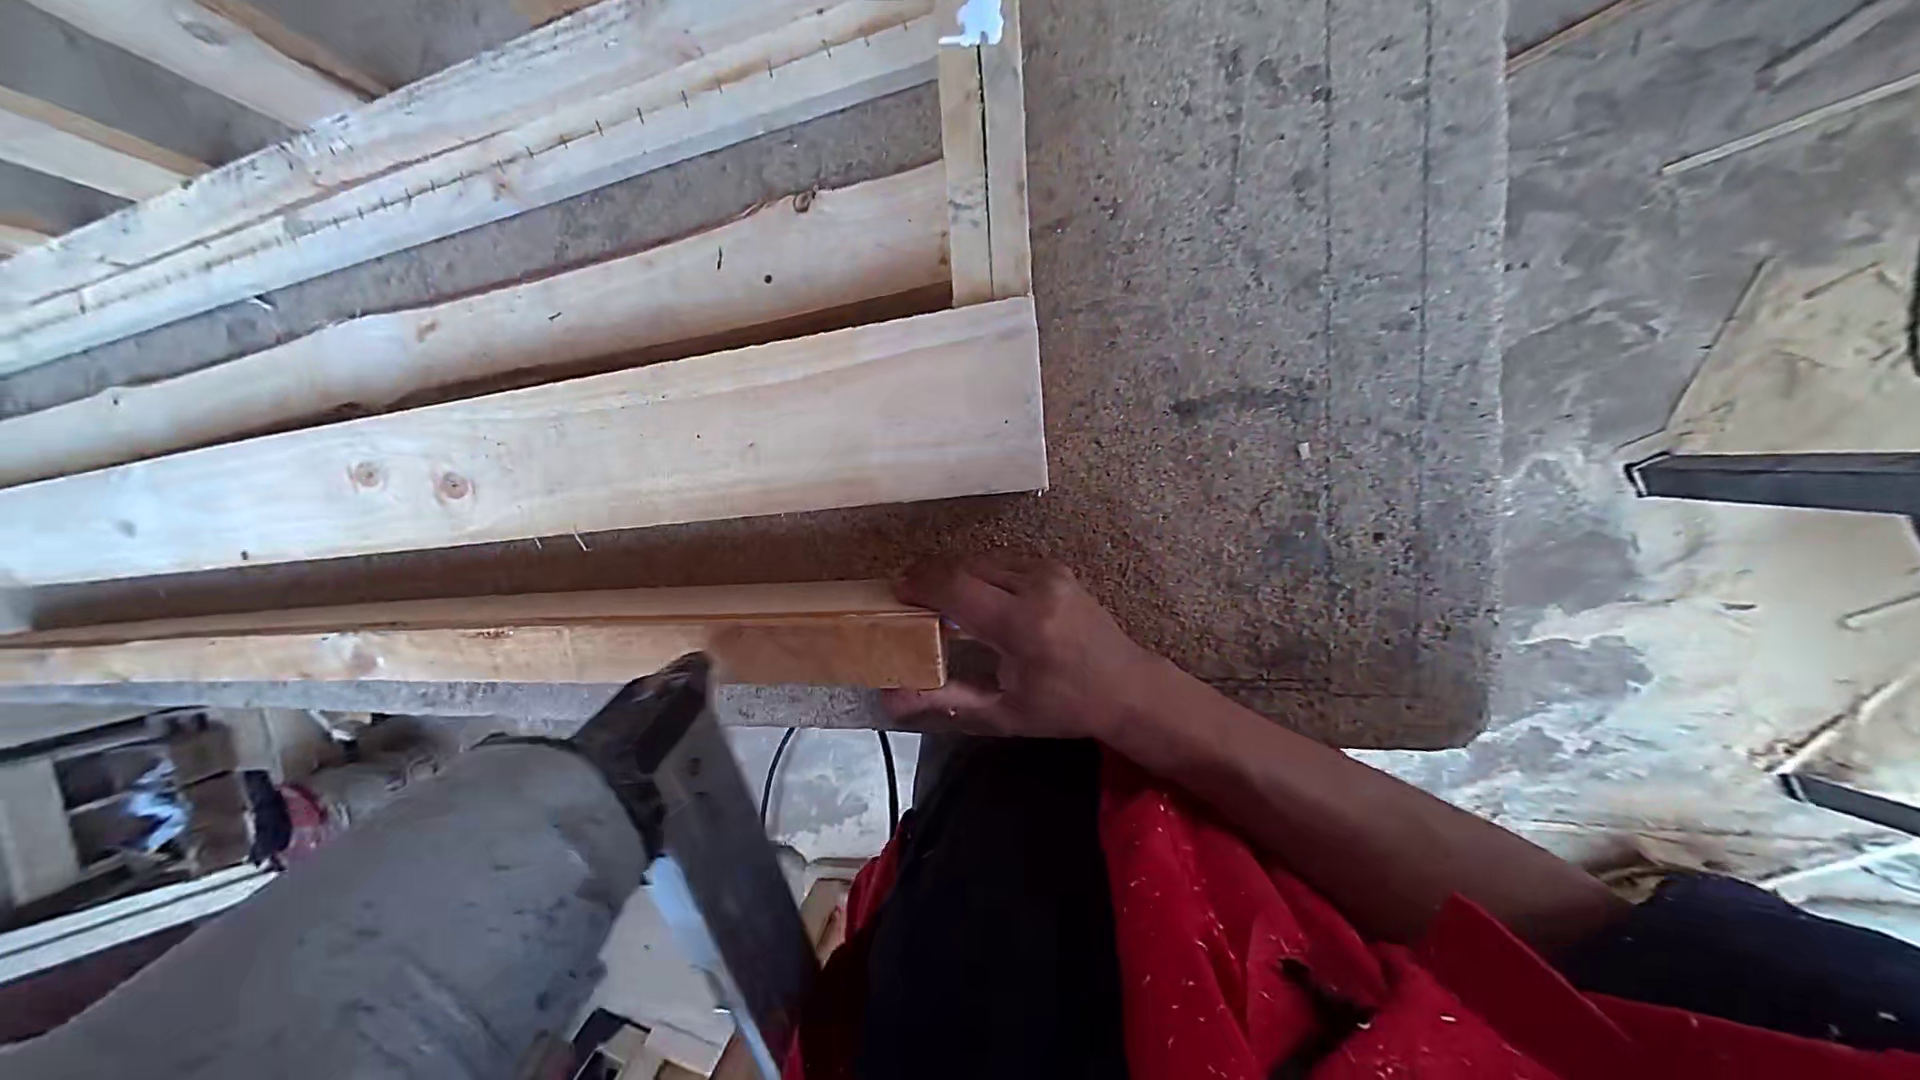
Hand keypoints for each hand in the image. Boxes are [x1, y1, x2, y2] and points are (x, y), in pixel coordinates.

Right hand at [879, 555, 1171, 738]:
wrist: (1126, 686)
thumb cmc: (1064, 706)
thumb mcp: (1003, 713)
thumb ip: (944, 699)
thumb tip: (891, 697)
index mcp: (1023, 625)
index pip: (956, 587)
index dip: (919, 584)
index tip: (896, 592)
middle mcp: (1037, 588)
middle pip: (965, 565)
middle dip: (930, 575)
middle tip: (908, 593)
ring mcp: (1050, 573)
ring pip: (982, 559)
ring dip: (953, 572)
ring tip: (935, 595)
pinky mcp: (1056, 568)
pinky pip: (1003, 561)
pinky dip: (979, 572)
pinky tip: (971, 593)